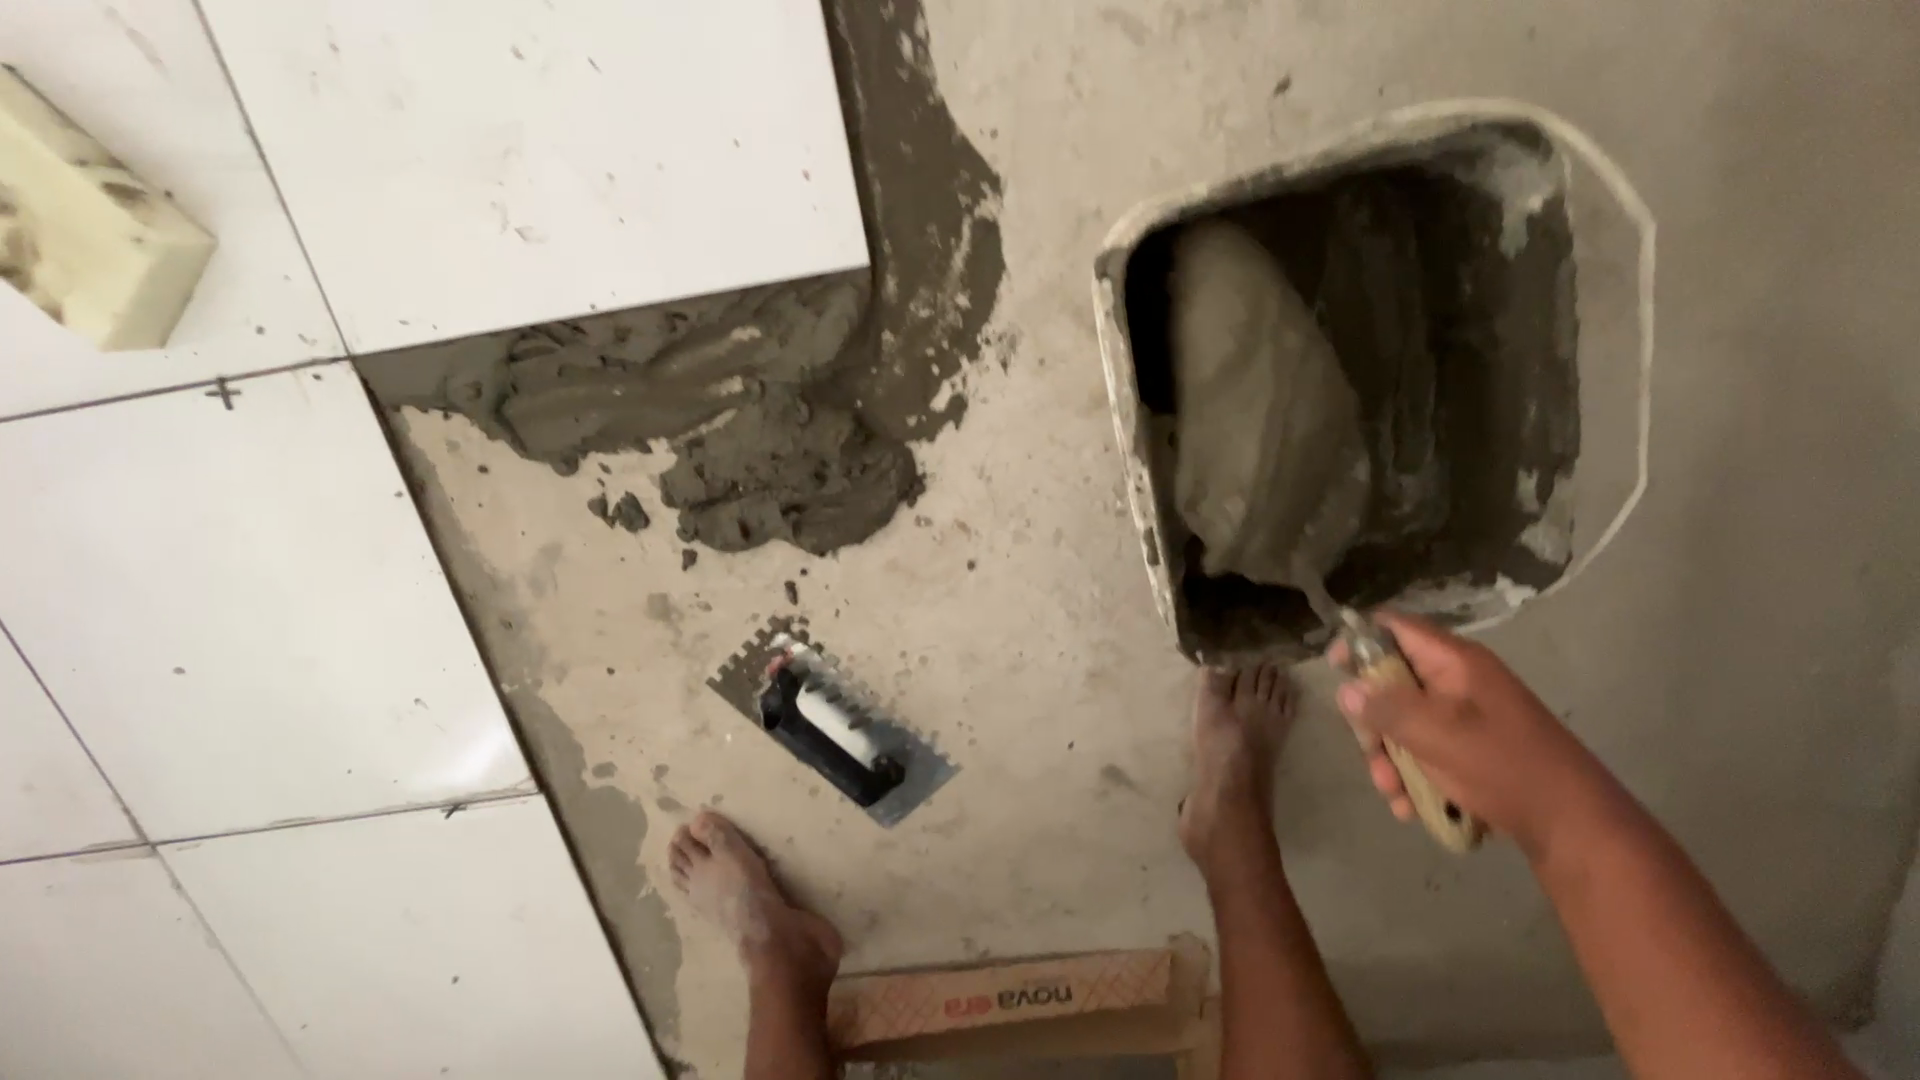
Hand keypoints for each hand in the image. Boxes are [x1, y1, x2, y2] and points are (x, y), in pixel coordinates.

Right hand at [1328, 611, 1614, 856]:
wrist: (1573, 824)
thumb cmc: (1504, 766)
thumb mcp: (1437, 734)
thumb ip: (1386, 708)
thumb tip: (1346, 689)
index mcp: (1453, 662)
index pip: (1393, 628)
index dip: (1359, 641)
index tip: (1336, 671)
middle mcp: (1455, 680)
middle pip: (1389, 681)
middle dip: (1371, 721)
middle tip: (1370, 751)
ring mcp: (1462, 715)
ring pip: (1401, 721)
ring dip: (1388, 756)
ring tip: (1394, 793)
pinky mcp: (1467, 746)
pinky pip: (1422, 748)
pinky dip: (1410, 774)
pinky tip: (1410, 805)